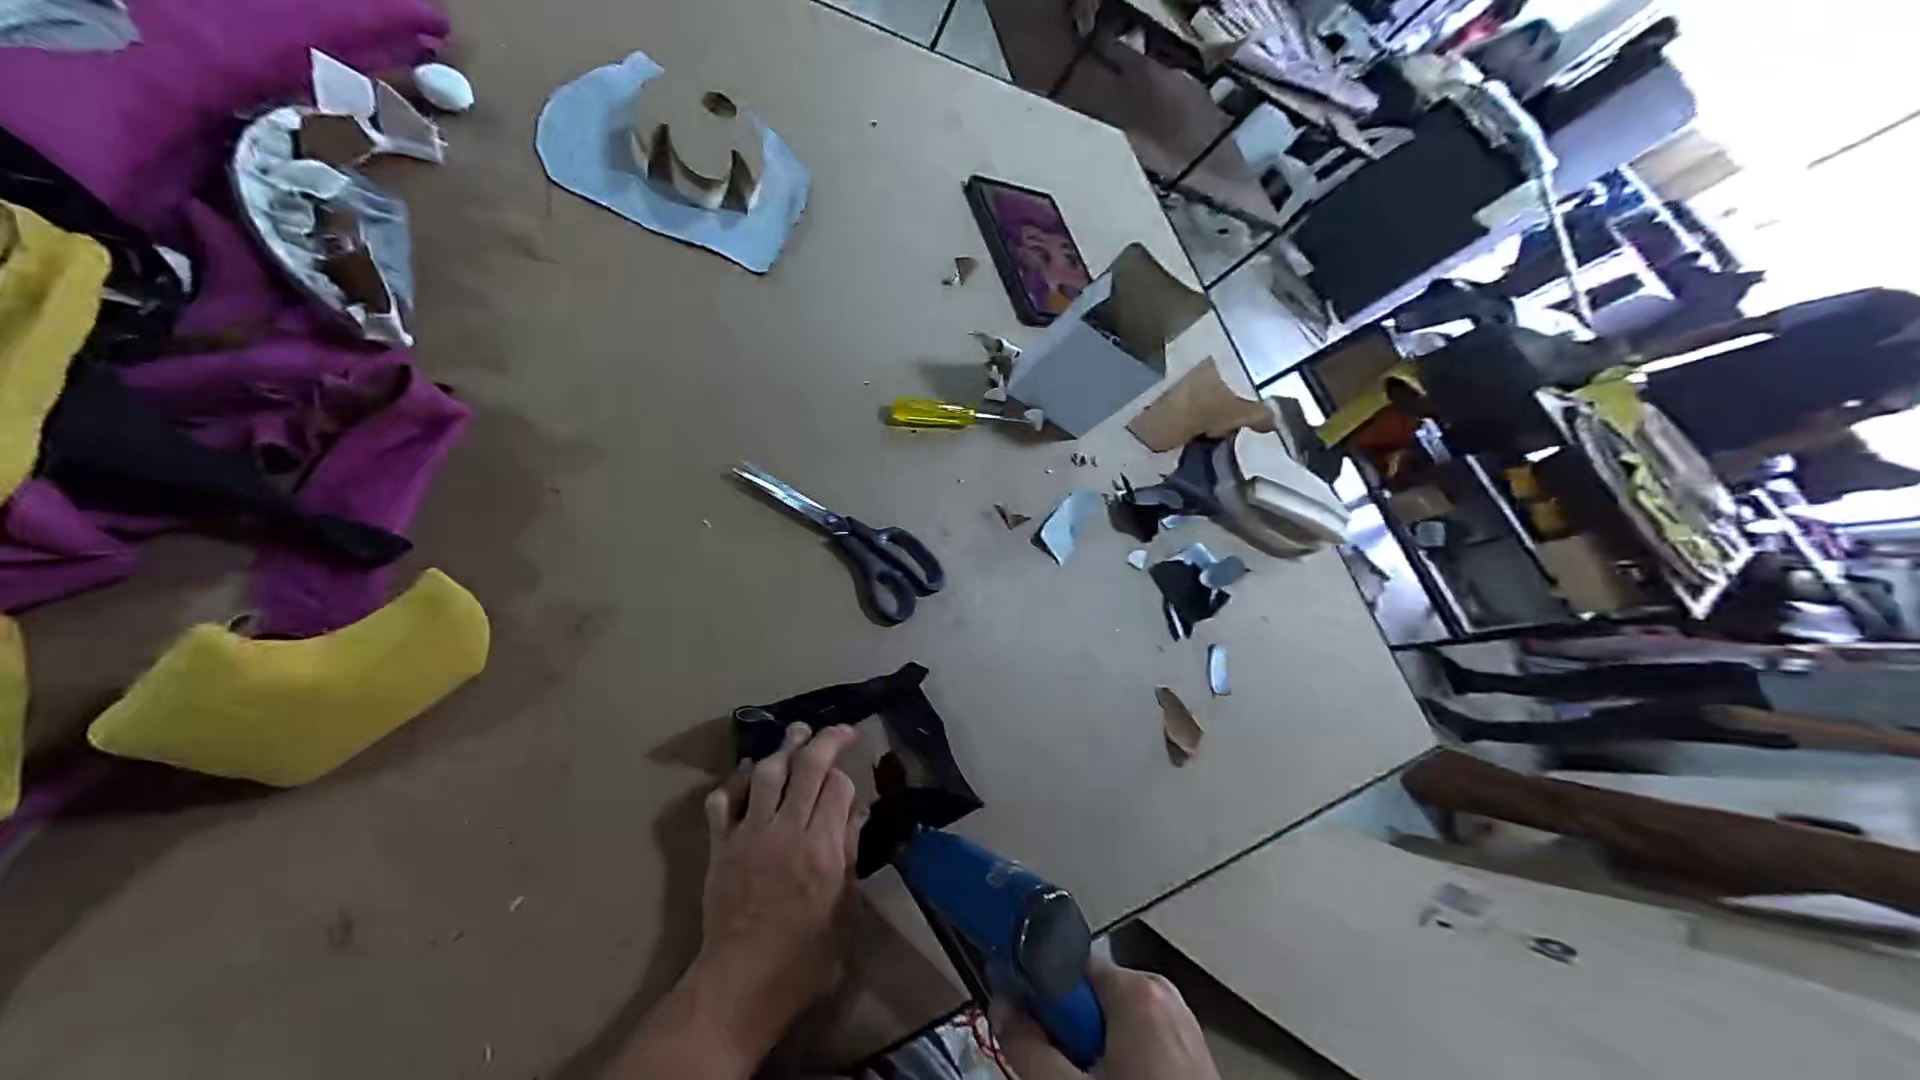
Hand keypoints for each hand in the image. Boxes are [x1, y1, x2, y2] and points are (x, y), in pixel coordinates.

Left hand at [690, 723, 865, 1052]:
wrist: (741, 984)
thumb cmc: (804, 956)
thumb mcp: (844, 909)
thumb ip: (849, 854)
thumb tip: (856, 813)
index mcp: (821, 848)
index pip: (837, 787)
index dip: (847, 774)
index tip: (851, 775)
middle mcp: (786, 831)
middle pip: (806, 767)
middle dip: (825, 741)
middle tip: (838, 730)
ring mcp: (749, 834)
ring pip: (765, 773)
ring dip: (783, 748)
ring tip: (797, 733)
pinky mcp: (721, 845)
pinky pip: (723, 800)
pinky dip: (735, 780)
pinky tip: (748, 769)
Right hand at [993, 960, 1220, 1079]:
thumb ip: (1028, 1047)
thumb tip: (1003, 1008)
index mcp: (1138, 989)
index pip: (1066, 967)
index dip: (1040, 1000)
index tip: (1027, 1028)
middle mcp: (1163, 994)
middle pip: (1087, 997)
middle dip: (1068, 1035)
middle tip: (1065, 1076)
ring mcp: (1181, 1025)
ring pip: (1110, 1025)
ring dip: (1091, 1055)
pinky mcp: (1190, 1056)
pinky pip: (1137, 1044)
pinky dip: (1120, 1067)